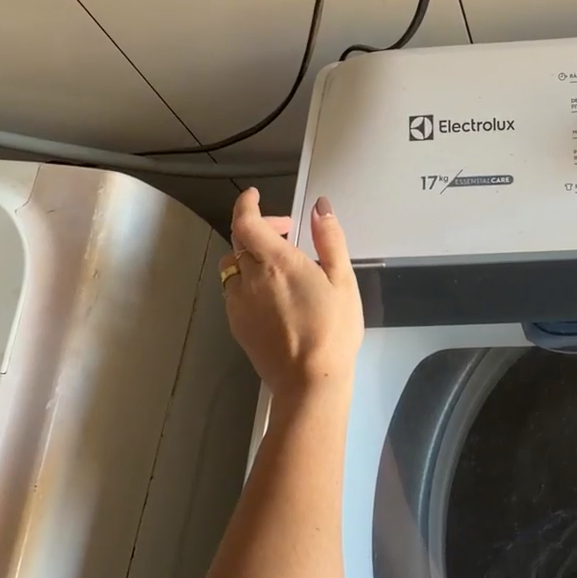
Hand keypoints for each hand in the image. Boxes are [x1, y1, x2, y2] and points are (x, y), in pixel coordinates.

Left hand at [220, 188, 364, 401]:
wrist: (310, 381)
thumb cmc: (333, 328)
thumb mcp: (343, 279)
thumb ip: (330, 239)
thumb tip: (320, 207)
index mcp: (277, 262)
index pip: (246, 222)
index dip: (246, 204)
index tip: (255, 196)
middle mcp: (250, 278)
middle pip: (239, 241)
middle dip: (259, 228)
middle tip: (287, 233)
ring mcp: (238, 303)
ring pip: (233, 266)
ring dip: (250, 255)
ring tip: (280, 265)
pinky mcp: (236, 323)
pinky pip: (234, 290)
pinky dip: (248, 279)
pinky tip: (273, 294)